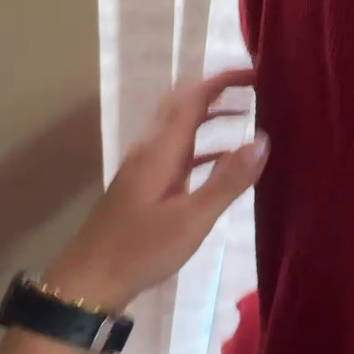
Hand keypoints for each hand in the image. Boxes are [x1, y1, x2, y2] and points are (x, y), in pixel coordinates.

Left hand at [42, 70, 264, 311]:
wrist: (90, 281)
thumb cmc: (141, 249)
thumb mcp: (192, 218)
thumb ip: (228, 180)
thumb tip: (263, 140)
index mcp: (160, 150)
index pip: (193, 98)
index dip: (223, 80)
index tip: (256, 73)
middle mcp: (150, 150)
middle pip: (183, 104)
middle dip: (218, 90)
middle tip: (256, 87)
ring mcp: (145, 167)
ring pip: (180, 127)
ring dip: (211, 115)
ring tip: (248, 115)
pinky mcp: (145, 185)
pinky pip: (179, 151)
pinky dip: (204, 145)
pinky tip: (225, 159)